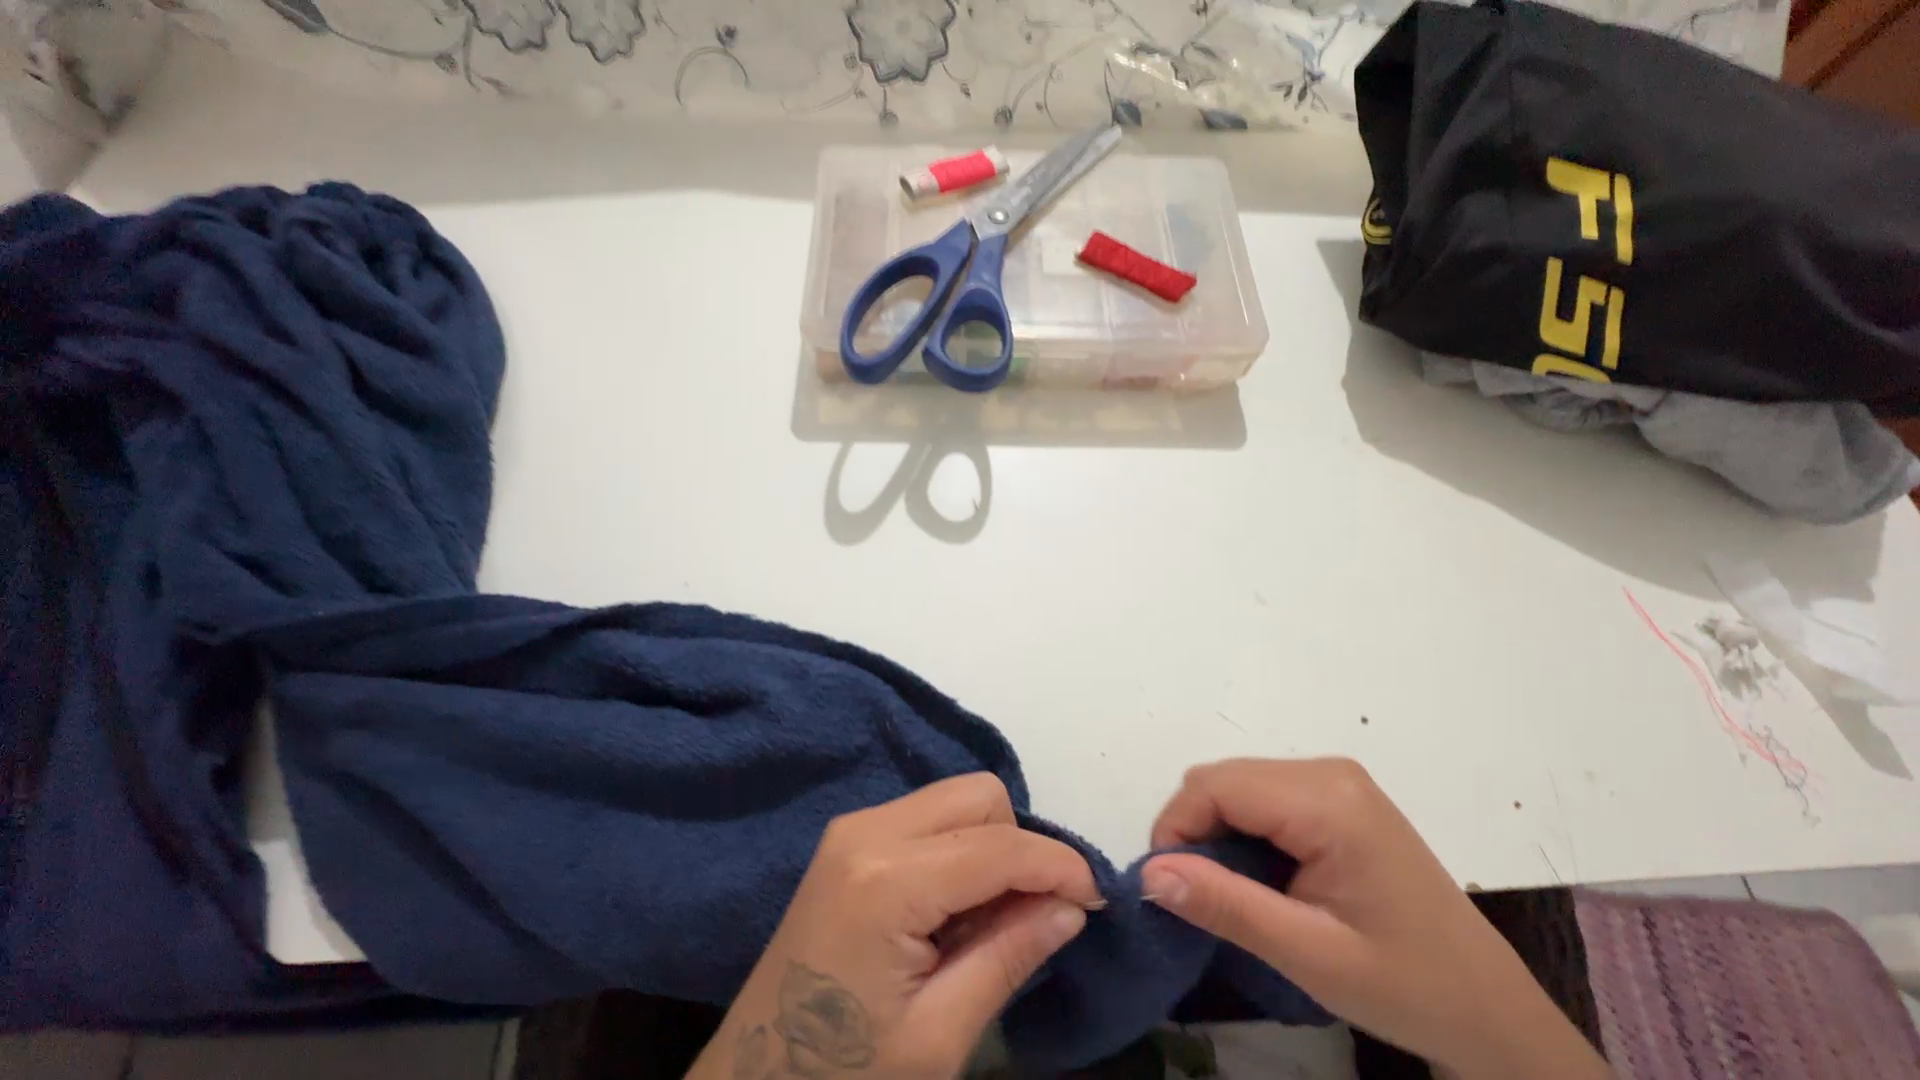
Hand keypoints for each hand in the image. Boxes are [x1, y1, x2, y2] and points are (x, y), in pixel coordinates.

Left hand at [688, 774, 1100, 1079]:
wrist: (753, 1077)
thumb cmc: (847, 1072)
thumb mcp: (939, 1034)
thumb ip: (1009, 955)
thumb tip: (1072, 905)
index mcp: (887, 880)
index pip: (1000, 845)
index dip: (1060, 866)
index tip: (1096, 903)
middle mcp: (868, 830)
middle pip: (978, 796)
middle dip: (1021, 846)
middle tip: (1034, 916)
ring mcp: (852, 830)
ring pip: (955, 800)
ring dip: (992, 846)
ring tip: (991, 920)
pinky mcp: (848, 842)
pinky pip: (927, 819)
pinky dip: (959, 849)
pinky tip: (955, 910)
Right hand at [1140, 759, 1609, 1079]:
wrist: (1486, 1006)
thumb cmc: (1403, 984)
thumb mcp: (1307, 954)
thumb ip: (1225, 904)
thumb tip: (1149, 872)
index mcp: (1328, 801)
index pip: (1214, 787)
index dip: (1177, 832)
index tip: (1173, 891)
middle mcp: (1330, 773)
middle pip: (1222, 780)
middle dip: (1194, 832)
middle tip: (1203, 898)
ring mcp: (1338, 782)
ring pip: (1237, 786)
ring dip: (1217, 833)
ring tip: (1236, 894)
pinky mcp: (1340, 798)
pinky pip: (1263, 797)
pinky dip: (1243, 831)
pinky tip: (1263, 879)